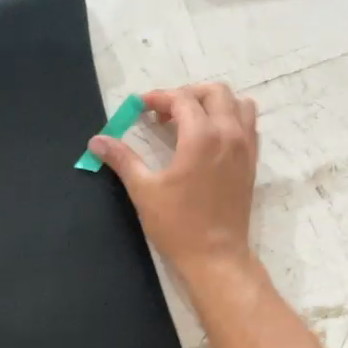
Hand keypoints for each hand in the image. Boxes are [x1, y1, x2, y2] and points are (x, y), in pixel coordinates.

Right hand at [86, 83, 260, 274]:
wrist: (215, 254)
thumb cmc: (177, 224)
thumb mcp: (144, 190)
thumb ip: (122, 159)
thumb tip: (96, 141)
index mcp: (201, 137)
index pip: (182, 100)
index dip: (159, 98)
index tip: (140, 106)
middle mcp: (228, 133)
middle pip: (214, 93)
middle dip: (187, 95)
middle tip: (163, 112)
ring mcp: (245, 147)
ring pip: (237, 104)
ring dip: (213, 103)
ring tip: (190, 120)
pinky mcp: (251, 161)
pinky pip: (247, 124)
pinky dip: (230, 119)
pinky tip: (209, 138)